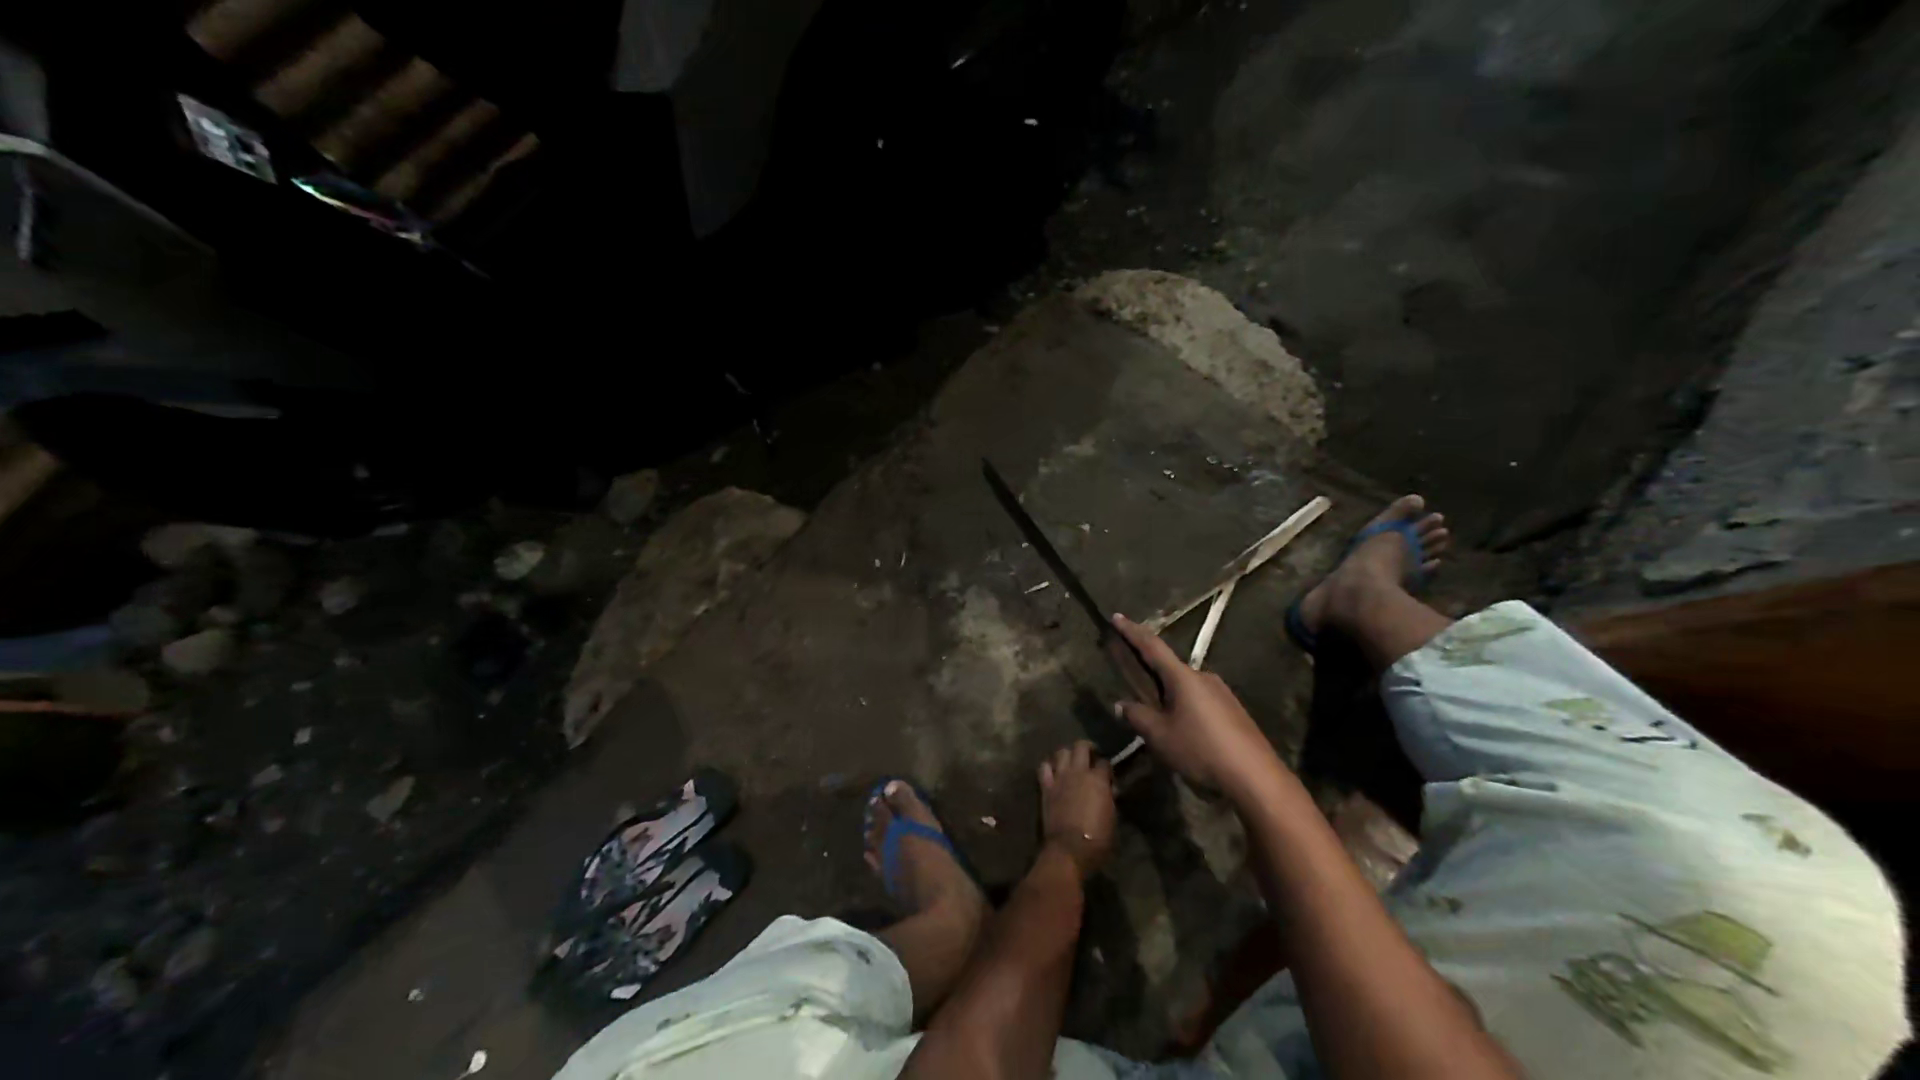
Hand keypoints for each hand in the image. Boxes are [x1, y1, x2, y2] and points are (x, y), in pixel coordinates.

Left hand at [1038, 741, 1115, 877]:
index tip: (1108, 775)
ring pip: (1061, 752)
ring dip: (1067, 754)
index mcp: (1098, 780)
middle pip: (1081, 746)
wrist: (1070, 849)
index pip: (1105, 762)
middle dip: (1088, 748)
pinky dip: (1049, 766)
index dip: (1108, 767)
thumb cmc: (1098, 838)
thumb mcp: (1112, 817)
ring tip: (1072, 761)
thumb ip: (1110, 798)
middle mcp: (1078, 772)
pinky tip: (1054, 771)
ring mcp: (1060, 777)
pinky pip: (1044, 767)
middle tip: (1091, 756)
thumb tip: (1109, 790)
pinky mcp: (1046, 787)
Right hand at [1111, 613, 1288, 797]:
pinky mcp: (1233, 711)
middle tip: (1132, 677)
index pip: (1152, 646)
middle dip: (1150, 671)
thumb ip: (1137, 716)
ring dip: (1169, 694)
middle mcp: (1203, 677)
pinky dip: (1185, 706)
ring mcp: (1222, 693)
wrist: (1255, 776)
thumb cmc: (1201, 749)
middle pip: (1170, 668)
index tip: (1118, 616)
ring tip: (1157, 716)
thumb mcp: (1160, 736)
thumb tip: (1122, 704)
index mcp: (1183, 677)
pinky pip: (1200, 700)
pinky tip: (1183, 730)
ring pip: (1186, 687)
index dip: (1132, 631)